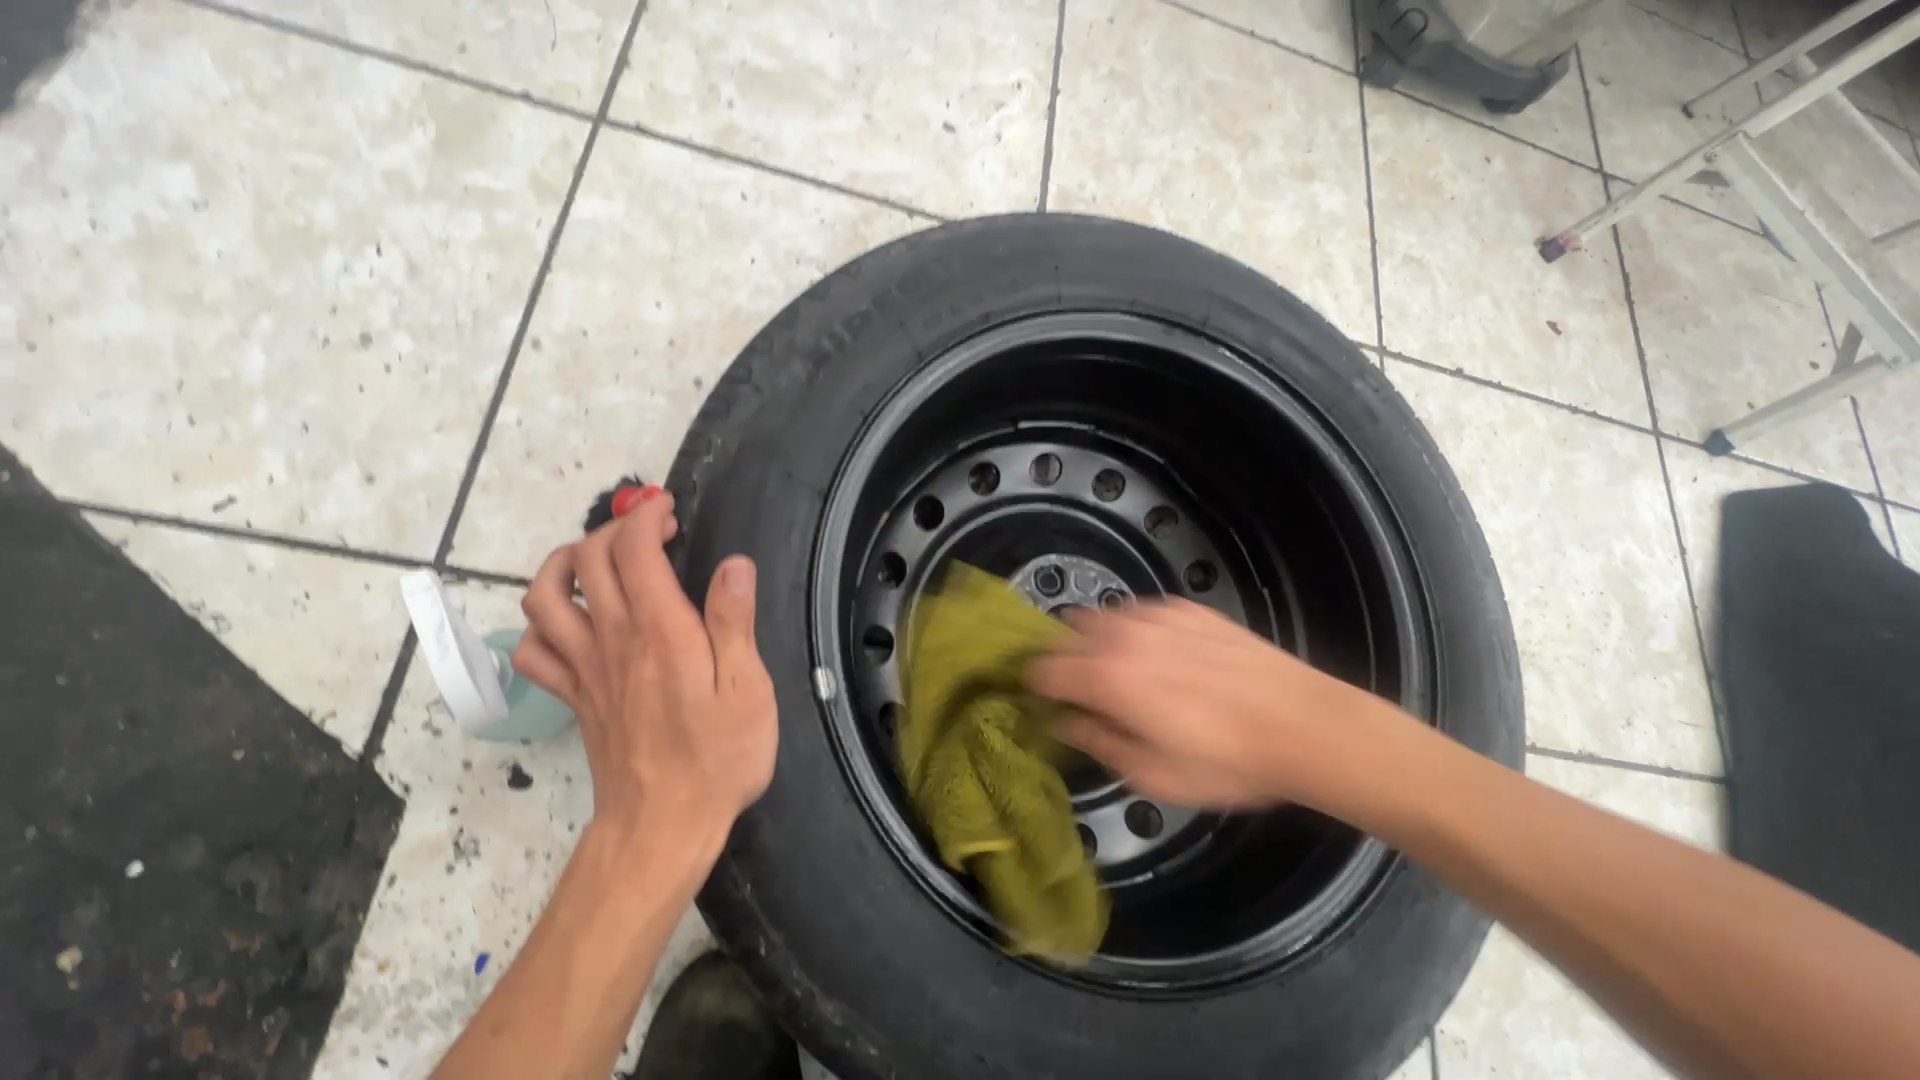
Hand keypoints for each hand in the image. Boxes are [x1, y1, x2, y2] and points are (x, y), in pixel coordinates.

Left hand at [511, 492, 777, 844]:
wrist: (661, 825)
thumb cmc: (717, 758)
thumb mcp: (747, 688)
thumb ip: (734, 622)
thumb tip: (734, 564)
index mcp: (660, 630)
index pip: (633, 549)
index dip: (645, 516)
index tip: (669, 510)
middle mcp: (612, 639)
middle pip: (586, 559)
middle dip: (614, 528)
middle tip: (651, 532)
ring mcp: (584, 668)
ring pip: (544, 596)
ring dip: (563, 563)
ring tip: (594, 560)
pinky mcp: (573, 697)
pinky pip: (534, 650)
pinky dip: (542, 623)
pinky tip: (569, 622)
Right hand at [1026, 599, 1405, 810]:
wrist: (1305, 726)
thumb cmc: (1227, 762)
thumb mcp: (1153, 775)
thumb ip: (1099, 742)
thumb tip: (1067, 724)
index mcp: (1107, 677)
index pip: (1043, 669)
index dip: (1034, 688)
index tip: (1042, 705)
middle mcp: (1125, 635)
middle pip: (1066, 635)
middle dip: (1063, 661)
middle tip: (1079, 693)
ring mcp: (1158, 616)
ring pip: (1103, 617)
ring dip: (1096, 642)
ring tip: (1117, 673)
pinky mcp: (1190, 610)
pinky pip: (1141, 611)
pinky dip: (1133, 630)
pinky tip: (1158, 657)